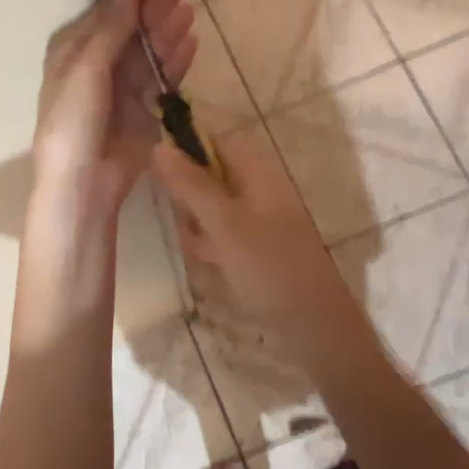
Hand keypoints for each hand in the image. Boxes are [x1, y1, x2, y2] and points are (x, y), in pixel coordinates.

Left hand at [31, 0, 196, 223]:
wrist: (83, 183)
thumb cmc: (73, 122)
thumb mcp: (86, 69)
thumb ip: (111, 28)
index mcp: (72, 54)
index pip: (103, 15)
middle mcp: (97, 68)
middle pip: (130, 31)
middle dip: (154, 8)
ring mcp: (122, 90)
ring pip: (148, 53)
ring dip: (167, 31)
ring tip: (189, 10)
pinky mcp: (143, 111)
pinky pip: (162, 79)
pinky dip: (175, 62)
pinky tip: (191, 42)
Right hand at [151, 133, 380, 369]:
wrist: (311, 325)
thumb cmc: (269, 267)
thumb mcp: (223, 224)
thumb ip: (190, 185)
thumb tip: (157, 146)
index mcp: (257, 173)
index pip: (212, 143)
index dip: (185, 156)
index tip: (165, 183)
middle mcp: (257, 191)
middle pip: (204, 184)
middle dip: (191, 212)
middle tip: (197, 236)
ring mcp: (256, 223)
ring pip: (207, 220)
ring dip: (200, 241)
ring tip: (213, 264)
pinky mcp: (253, 252)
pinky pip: (218, 246)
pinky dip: (214, 260)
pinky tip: (221, 280)